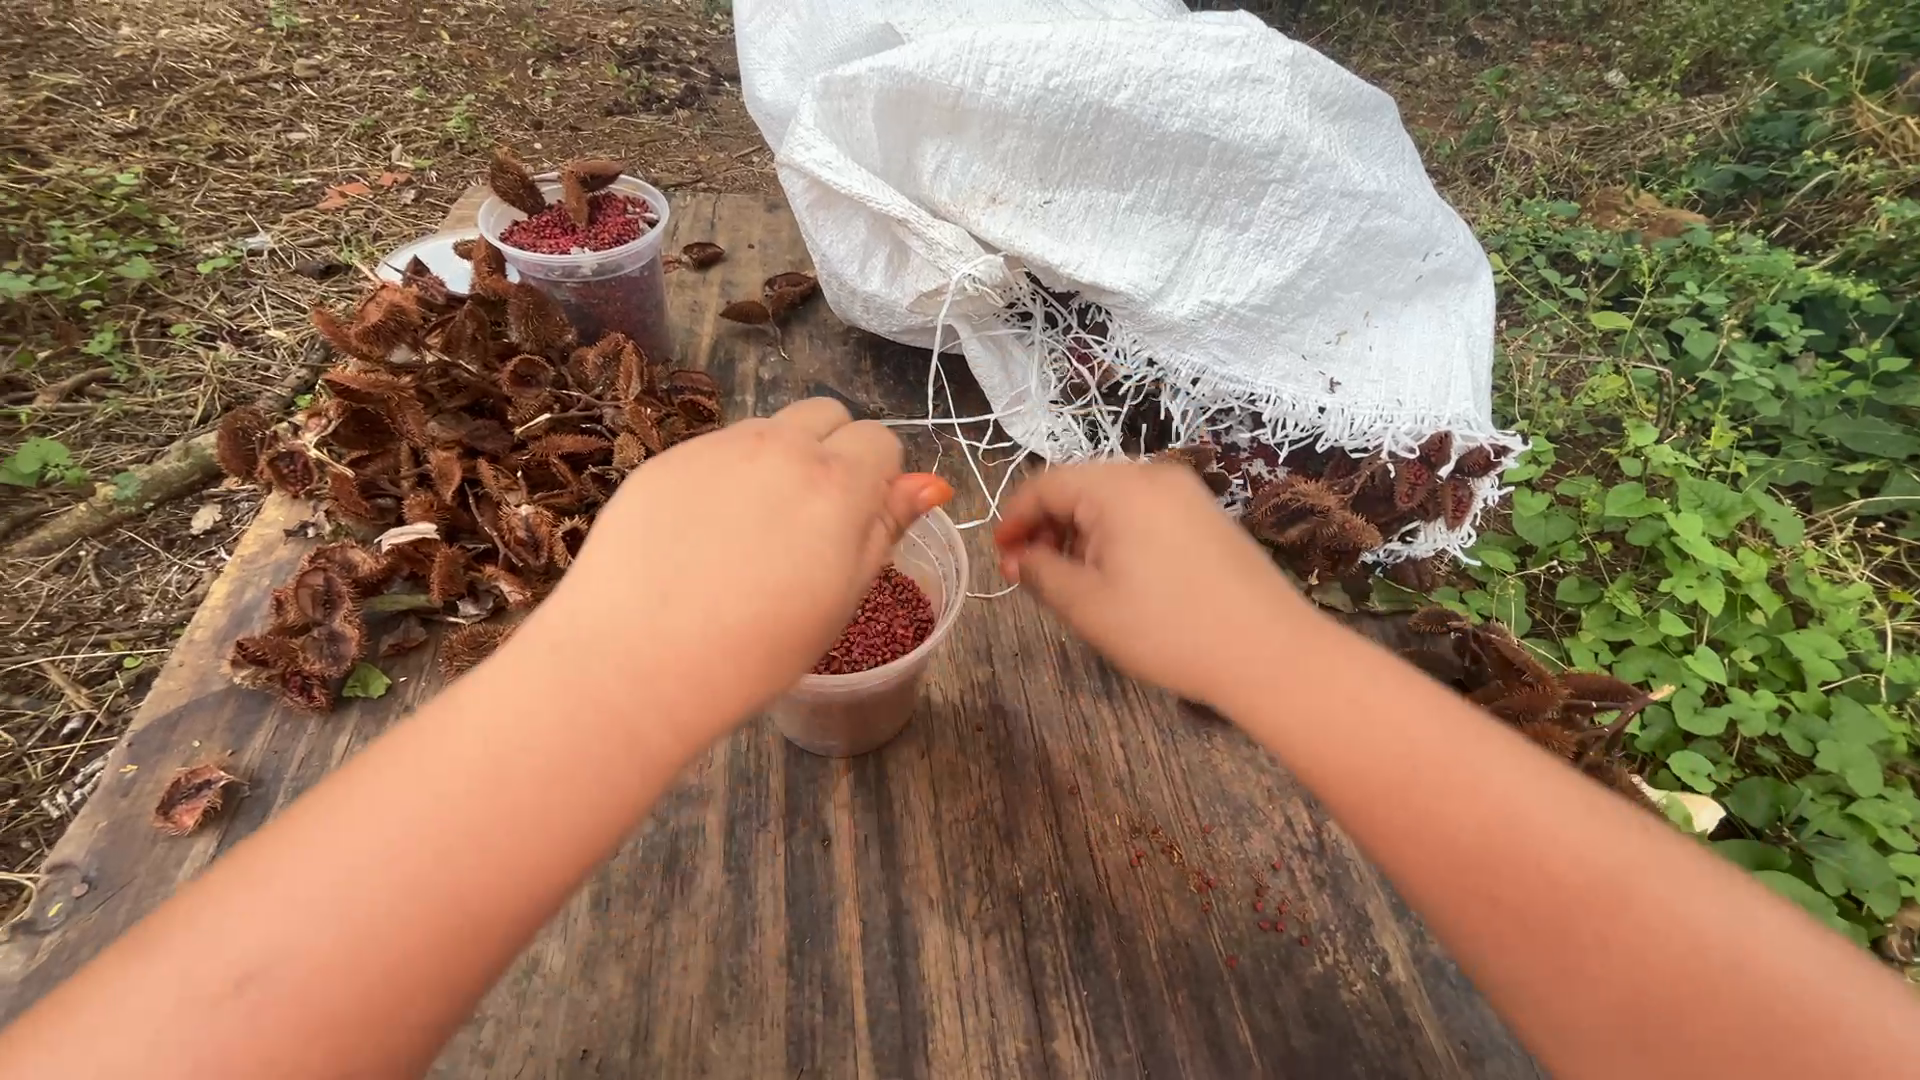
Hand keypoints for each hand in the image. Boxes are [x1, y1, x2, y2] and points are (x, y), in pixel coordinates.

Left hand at [510, 398, 951, 747]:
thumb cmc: (758, 649)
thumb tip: (930, 485)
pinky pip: (720, 448)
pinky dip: (731, 473)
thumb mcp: (843, 595)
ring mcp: (717, 448)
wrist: (635, 662)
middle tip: (813, 516)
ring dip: (782, 458)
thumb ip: (886, 528)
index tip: (860, 519)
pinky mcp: (668, 459)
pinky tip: (707, 531)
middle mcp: (780, 447)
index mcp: (836, 483)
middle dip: (834, 450)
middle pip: (829, 414)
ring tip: (756, 528)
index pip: (882, 440)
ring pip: (772, 427)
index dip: (879, 477)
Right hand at [994, 463, 1312, 707]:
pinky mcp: (1207, 516)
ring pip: (1112, 501)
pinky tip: (1116, 576)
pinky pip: (1144, 513)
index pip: (1046, 484)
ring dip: (1080, 534)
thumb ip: (1041, 573)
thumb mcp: (1087, 605)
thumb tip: (1018, 558)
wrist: (1271, 654)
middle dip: (1047, 528)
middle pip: (1079, 487)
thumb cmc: (1167, 629)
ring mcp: (1186, 493)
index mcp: (1119, 486)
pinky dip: (1116, 536)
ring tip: (1071, 581)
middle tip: (1031, 575)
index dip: (1014, 518)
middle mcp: (1153, 475)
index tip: (1000, 556)